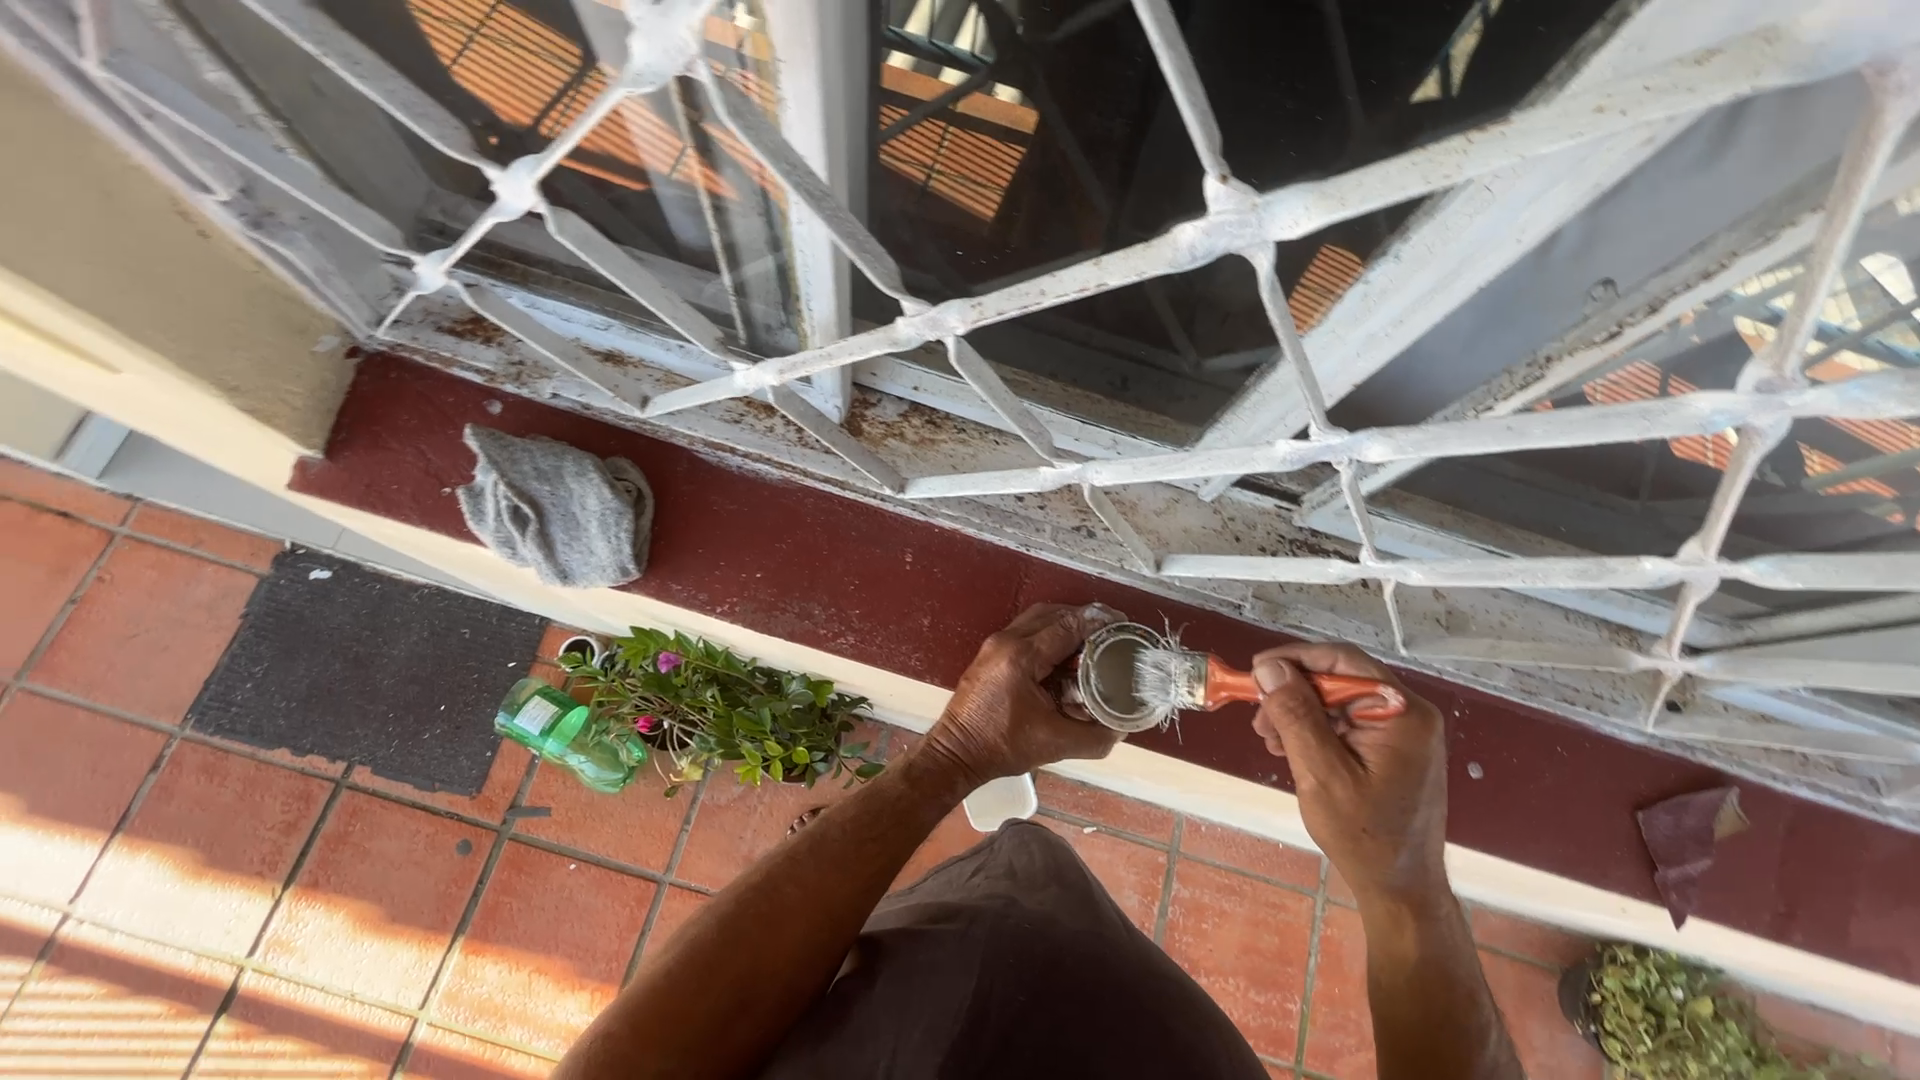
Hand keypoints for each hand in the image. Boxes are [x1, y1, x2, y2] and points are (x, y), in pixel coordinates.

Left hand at [919, 603, 1125, 788]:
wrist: (957, 753)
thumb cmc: (1002, 746)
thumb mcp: (1056, 744)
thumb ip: (1095, 737)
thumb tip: (1122, 728)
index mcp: (1021, 656)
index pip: (1067, 625)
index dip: (1097, 622)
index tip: (1121, 624)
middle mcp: (1006, 641)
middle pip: (1053, 614)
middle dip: (1084, 618)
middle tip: (1110, 631)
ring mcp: (995, 644)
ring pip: (1037, 619)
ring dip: (1065, 623)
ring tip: (1092, 639)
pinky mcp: (990, 654)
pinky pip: (1026, 631)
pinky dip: (1049, 634)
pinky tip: (1066, 654)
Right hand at [1250, 643, 1448, 909]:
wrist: (1401, 888)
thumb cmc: (1364, 836)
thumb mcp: (1321, 773)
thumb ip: (1296, 715)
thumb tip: (1270, 668)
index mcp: (1402, 712)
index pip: (1343, 660)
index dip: (1294, 659)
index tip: (1255, 671)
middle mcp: (1409, 712)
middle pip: (1339, 678)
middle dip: (1293, 692)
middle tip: (1259, 718)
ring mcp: (1403, 731)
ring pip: (1338, 700)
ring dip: (1299, 712)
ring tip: (1270, 740)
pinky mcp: (1393, 748)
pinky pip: (1347, 721)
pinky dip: (1315, 729)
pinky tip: (1291, 749)